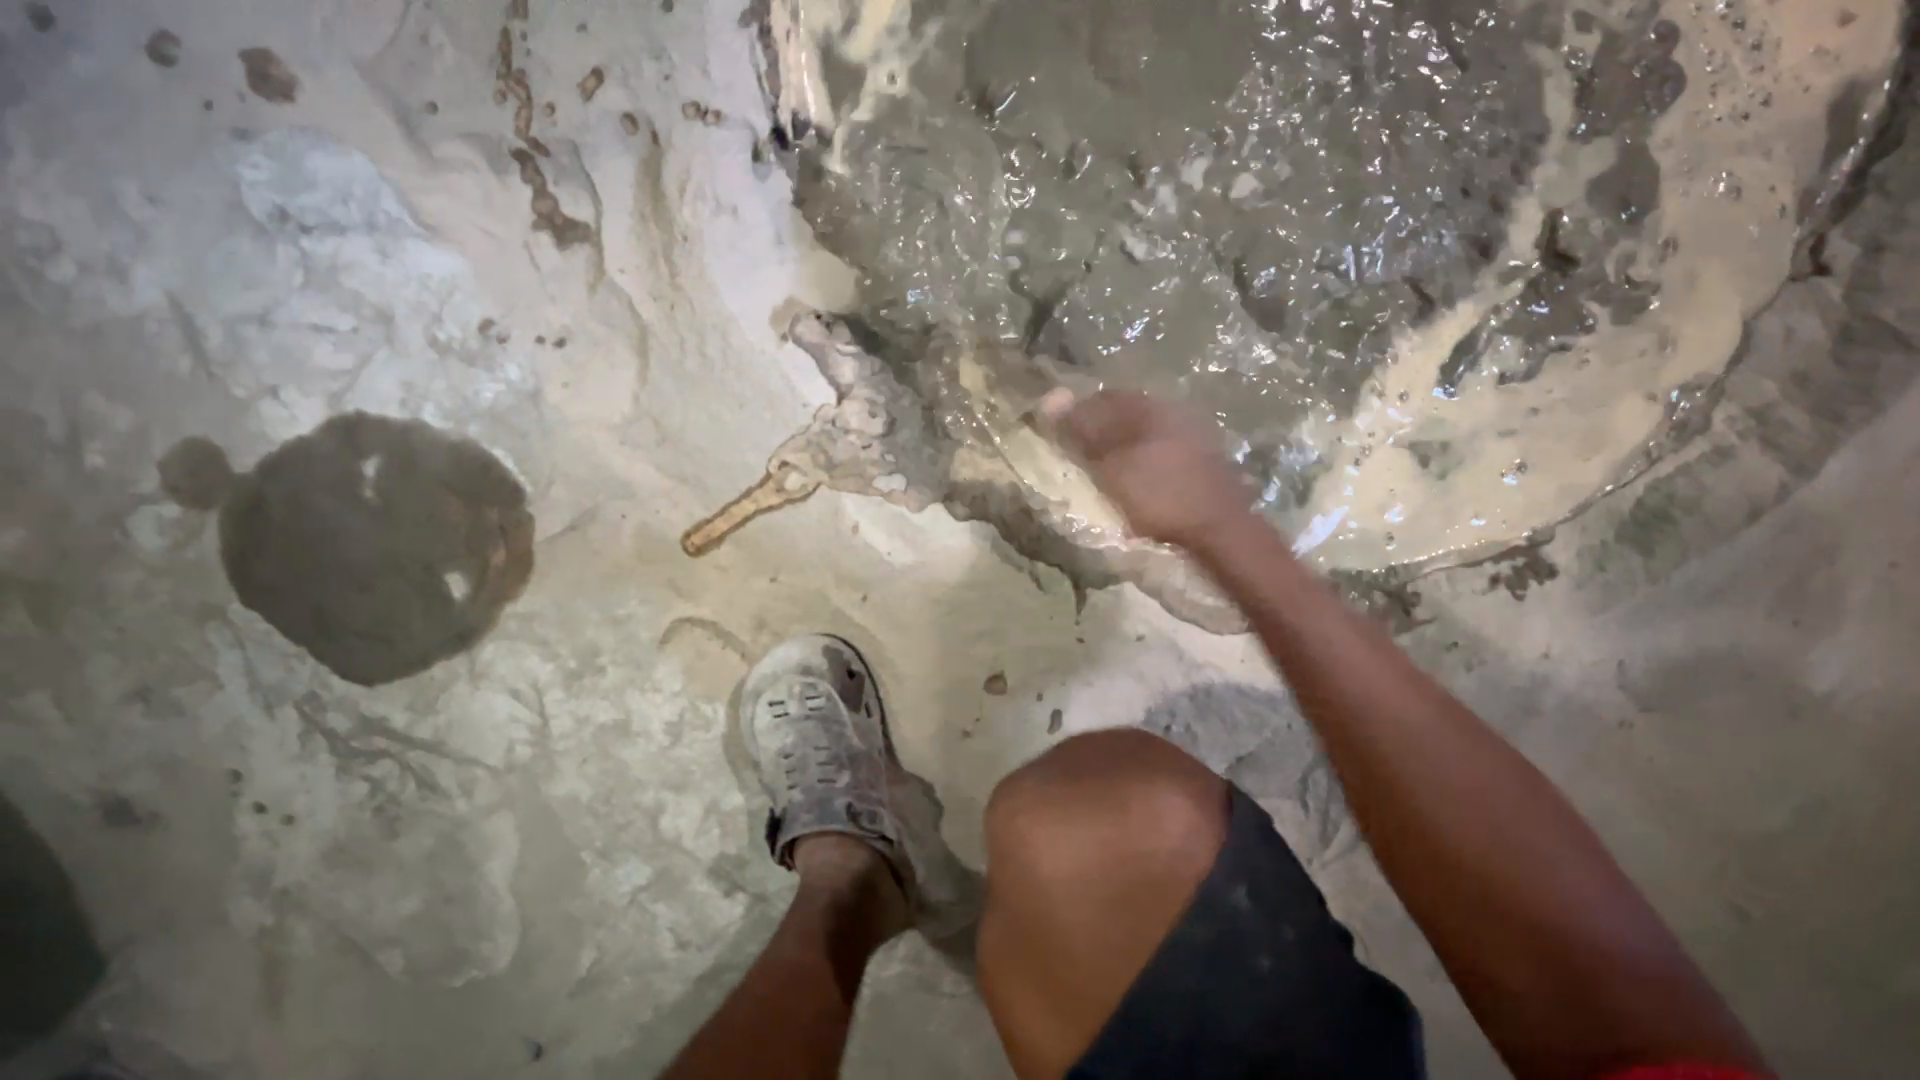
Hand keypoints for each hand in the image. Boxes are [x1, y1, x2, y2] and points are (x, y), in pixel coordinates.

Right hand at [1041, 389, 1252, 549]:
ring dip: (1122, 449)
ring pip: (1144, 433)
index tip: (1059, 440)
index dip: (1076, 416)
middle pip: (1125, 414)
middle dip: (1100, 432)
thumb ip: (1081, 432)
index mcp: (1150, 406)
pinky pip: (1162, 451)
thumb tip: (1051, 397)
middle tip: (1079, 459)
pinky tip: (1137, 483)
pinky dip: (1142, 463)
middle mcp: (1173, 411)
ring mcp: (1193, 435)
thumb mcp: (1111, 466)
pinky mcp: (1203, 461)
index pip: (1101, 398)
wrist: (1222, 530)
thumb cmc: (1160, 495)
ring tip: (1105, 475)